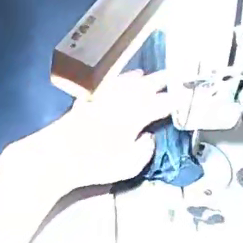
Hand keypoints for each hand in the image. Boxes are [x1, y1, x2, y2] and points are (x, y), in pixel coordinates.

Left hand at [12, 71, 169, 192]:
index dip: (175, 100)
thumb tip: (149, 136)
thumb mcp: (129, 166)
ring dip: (141, 78)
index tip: (184, 96)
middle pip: (146, 86)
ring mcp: (105, 96)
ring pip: (128, 81)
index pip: (161, 103)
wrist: (58, 154)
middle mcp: (123, 101)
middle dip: (161, 81)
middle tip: (173, 77)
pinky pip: (110, 82)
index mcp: (137, 116)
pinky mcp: (89, 98)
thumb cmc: (96, 164)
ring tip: (150, 76)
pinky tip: (122, 79)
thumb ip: (144, 150)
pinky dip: (119, 79)